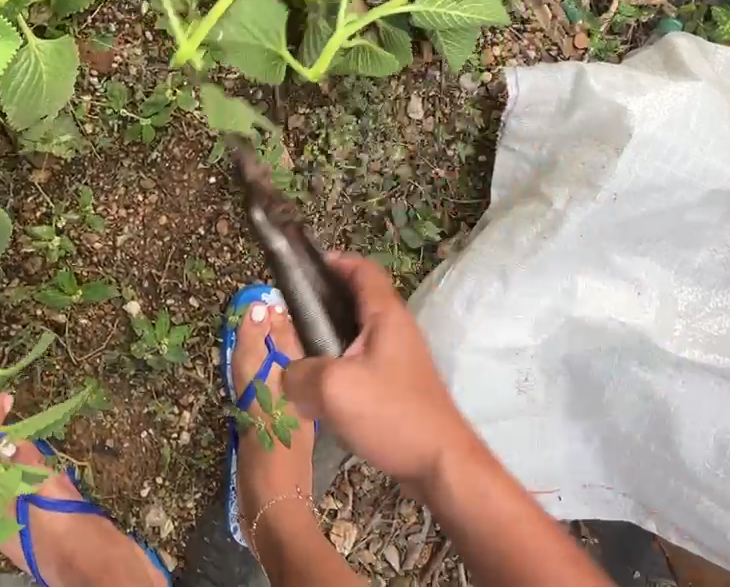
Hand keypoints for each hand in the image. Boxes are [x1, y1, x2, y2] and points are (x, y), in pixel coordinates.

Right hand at [286, 253, 473, 495]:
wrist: (442, 467)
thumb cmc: (392, 414)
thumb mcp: (332, 388)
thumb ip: (299, 373)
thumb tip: (287, 376)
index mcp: (385, 316)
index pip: (362, 270)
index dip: (335, 261)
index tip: (304, 266)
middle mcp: (396, 330)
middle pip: (357, 301)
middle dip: (324, 302)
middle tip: (292, 312)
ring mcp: (400, 360)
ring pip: (357, 336)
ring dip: (329, 338)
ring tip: (299, 350)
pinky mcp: (399, 387)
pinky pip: (362, 364)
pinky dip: (340, 366)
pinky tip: (320, 388)